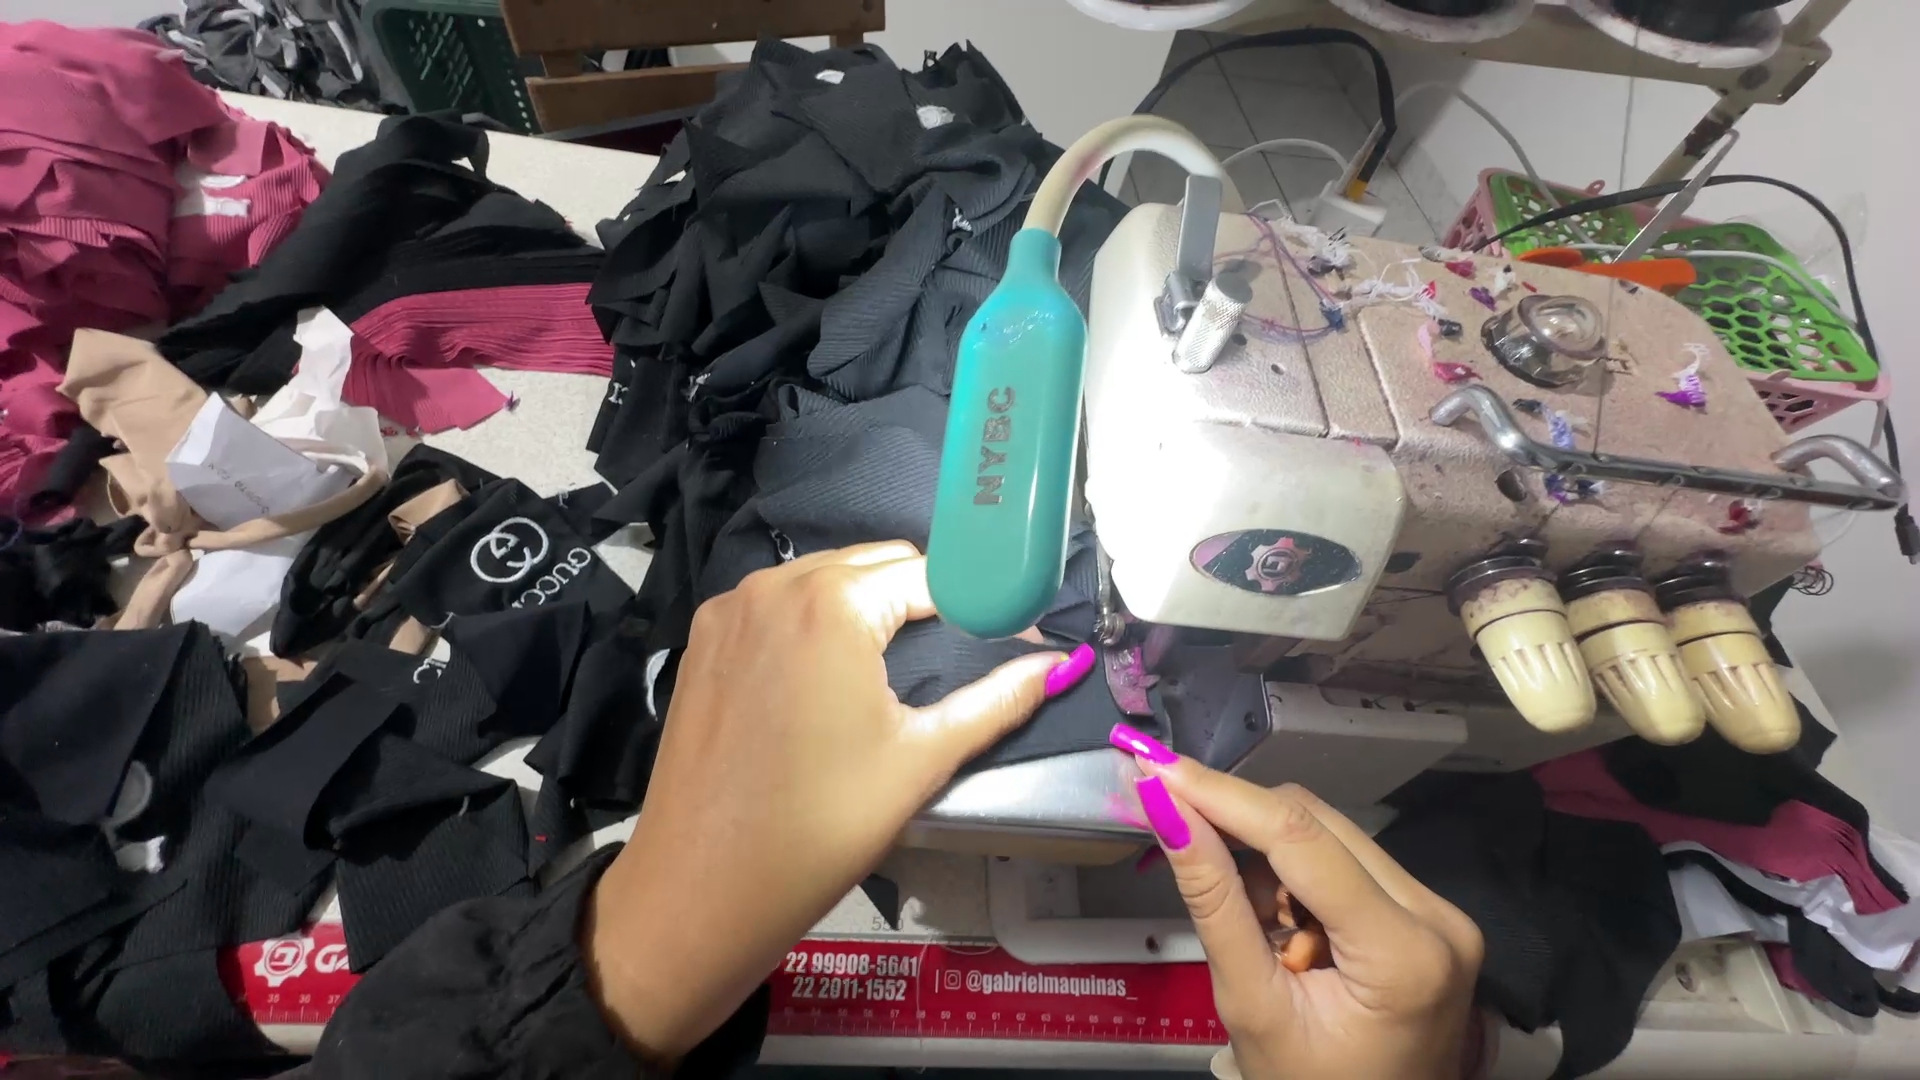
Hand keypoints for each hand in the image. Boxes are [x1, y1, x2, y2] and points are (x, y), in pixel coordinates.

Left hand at [583, 541, 1090, 1058]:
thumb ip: (998, 700)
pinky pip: (779, 600)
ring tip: (890, 661)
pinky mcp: (704, 633)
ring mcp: (732, 606)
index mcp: (835, 604)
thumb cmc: (822, 825)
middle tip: (948, 650)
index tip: (1001, 630)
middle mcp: (777, 583)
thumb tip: (1057, 665)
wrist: (701, 889)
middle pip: (876, 564)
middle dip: (921, 596)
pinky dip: (814, 615)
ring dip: (868, 601)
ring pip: (826, 576)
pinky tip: (824, 669)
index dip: (974, 601)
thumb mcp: (921, 758)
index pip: (930, 574)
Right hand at [1113, 731, 1482, 1079]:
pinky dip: (1288, 868)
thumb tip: (1165, 808)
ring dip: (1261, 848)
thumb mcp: (1249, 1001)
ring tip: (1245, 918)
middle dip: (1234, 817)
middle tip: (1171, 817)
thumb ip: (1211, 898)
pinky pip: (1338, 852)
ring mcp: (1436, 910)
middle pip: (1312, 820)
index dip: (1219, 793)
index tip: (1155, 766)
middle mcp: (1434, 914)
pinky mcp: (1424, 910)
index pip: (1297, 837)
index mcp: (1402, 952)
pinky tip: (1274, 919)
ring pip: (1323, 828)